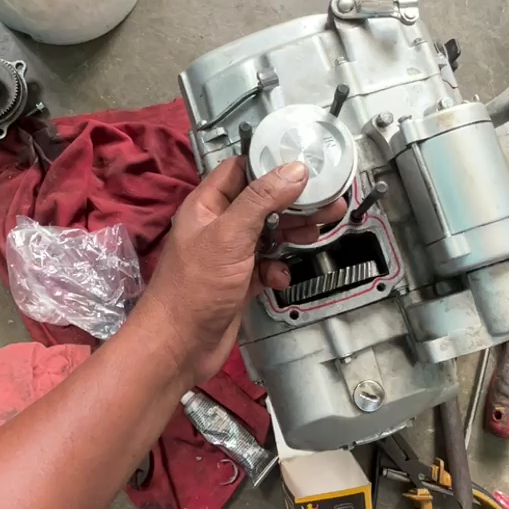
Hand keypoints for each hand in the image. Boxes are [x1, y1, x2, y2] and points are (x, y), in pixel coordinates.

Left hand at [130, 158, 341, 387]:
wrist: (180, 345)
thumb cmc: (194, 288)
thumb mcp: (230, 235)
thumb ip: (262, 200)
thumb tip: (294, 170)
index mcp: (207, 205)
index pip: (241, 170)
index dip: (272, 164)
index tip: (305, 163)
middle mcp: (218, 226)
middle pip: (263, 202)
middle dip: (294, 202)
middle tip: (327, 200)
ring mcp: (230, 254)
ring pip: (269, 234)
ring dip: (292, 233)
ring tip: (316, 232)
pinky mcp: (240, 281)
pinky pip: (267, 265)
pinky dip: (278, 269)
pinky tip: (280, 276)